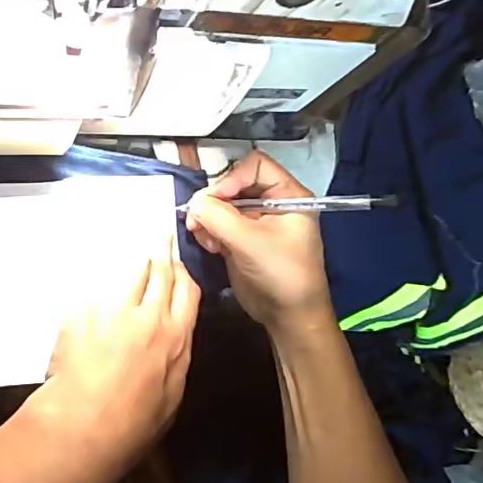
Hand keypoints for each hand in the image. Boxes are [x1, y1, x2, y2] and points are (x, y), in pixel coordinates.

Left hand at [20, 242, 200, 468]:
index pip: (187, 292)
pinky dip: (99, 282)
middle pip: (159, 273)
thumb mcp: (171, 397)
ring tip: (131, 253)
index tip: (178, 267)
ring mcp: (112, 310)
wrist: (83, 421)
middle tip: (157, 245)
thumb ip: (175, 360)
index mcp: (176, 339)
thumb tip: (174, 345)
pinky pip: (94, 288)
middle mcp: (147, 317)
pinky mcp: (82, 311)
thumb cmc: (130, 424)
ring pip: (128, 272)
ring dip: (132, 262)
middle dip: (160, 256)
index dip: (183, 275)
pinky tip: (95, 279)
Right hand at [184, 152, 332, 329]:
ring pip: (221, 204)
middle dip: (213, 201)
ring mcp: (255, 221)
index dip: (231, 178)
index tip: (215, 200)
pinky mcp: (241, 238)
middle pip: (233, 184)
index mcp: (288, 195)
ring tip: (204, 237)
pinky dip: (208, 231)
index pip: (255, 166)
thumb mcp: (250, 242)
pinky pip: (217, 223)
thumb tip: (193, 202)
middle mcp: (272, 203)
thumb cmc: (282, 275)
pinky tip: (210, 247)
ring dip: (207, 218)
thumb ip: (219, 217)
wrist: (289, 317)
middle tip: (198, 220)